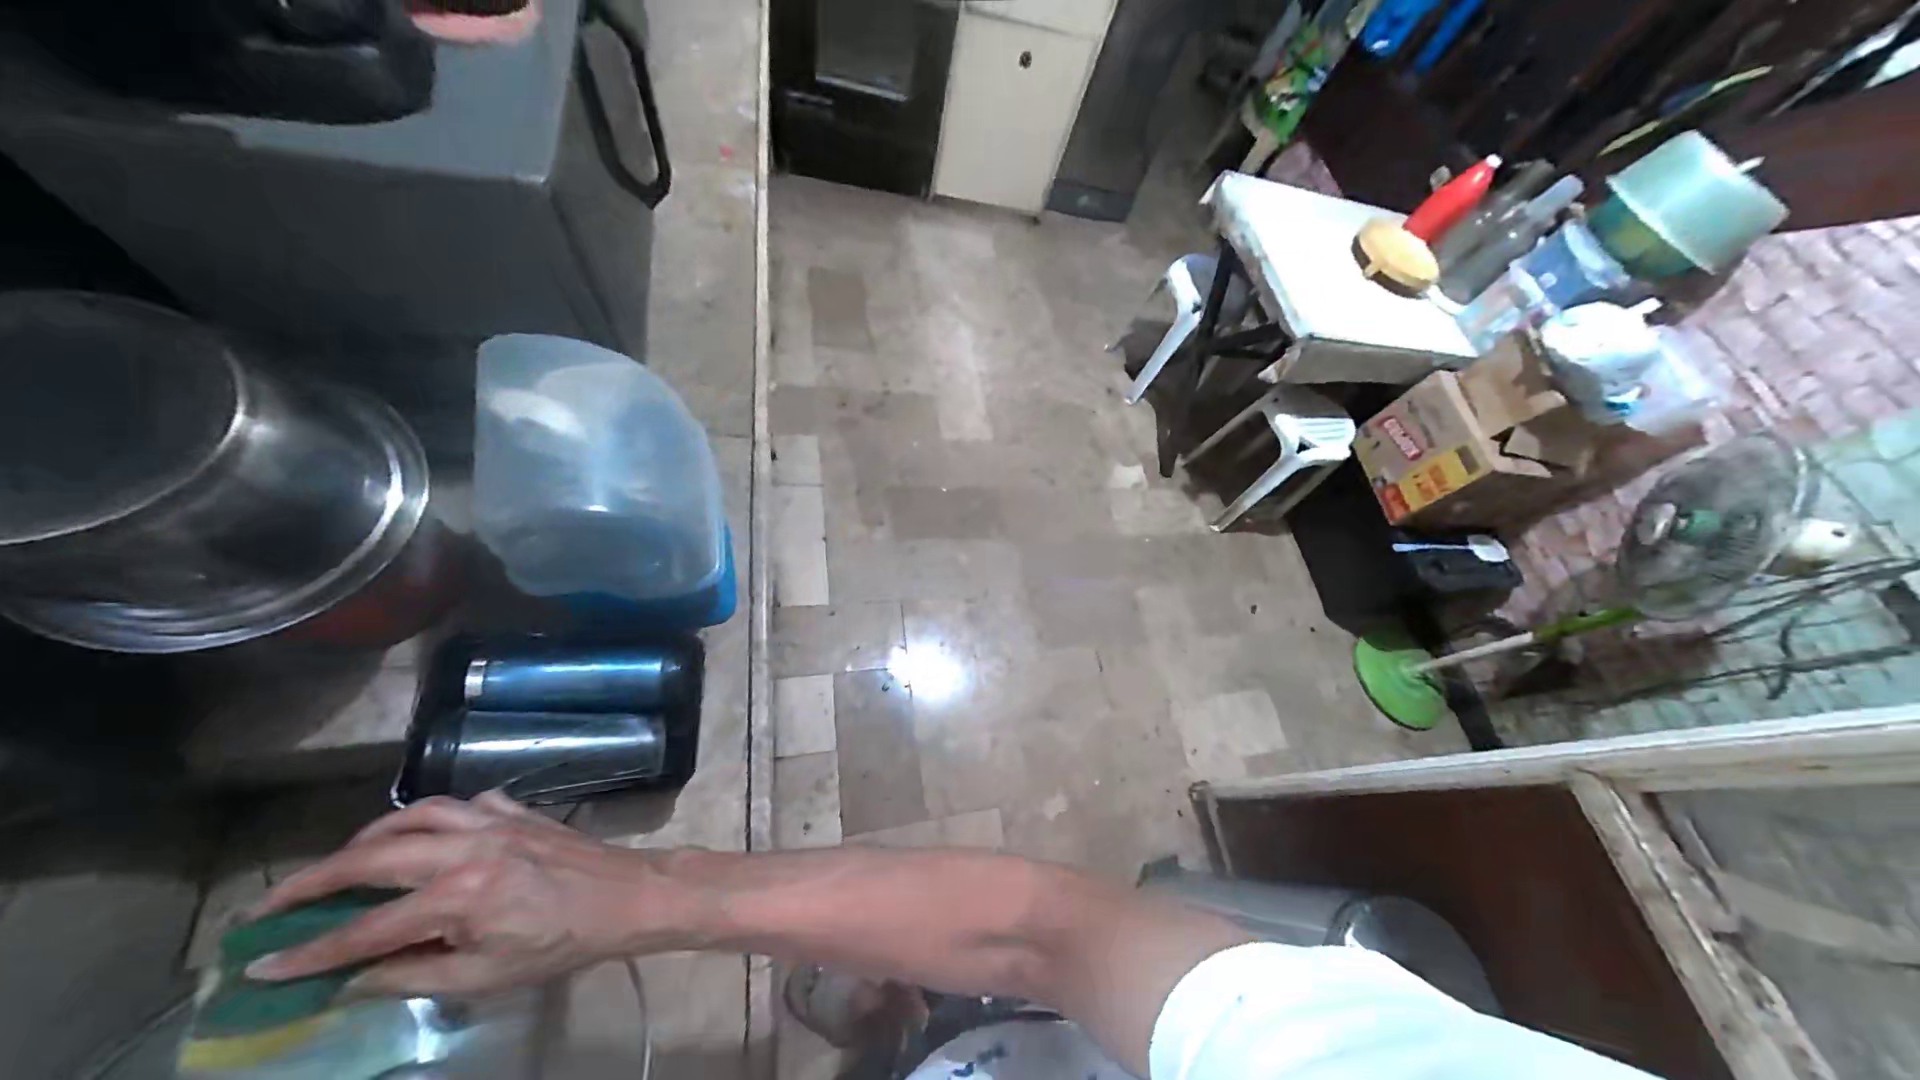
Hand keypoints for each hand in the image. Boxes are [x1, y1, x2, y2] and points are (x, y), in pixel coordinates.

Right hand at [244, 792, 705, 998]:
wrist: (629, 894)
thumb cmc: (562, 943)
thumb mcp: (485, 976)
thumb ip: (412, 974)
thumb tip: (348, 978)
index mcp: (461, 894)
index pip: (365, 929)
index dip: (308, 954)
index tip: (254, 968)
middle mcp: (470, 846)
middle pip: (375, 854)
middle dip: (314, 879)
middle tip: (270, 905)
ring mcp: (496, 819)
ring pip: (416, 812)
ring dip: (369, 835)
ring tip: (340, 863)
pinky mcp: (517, 809)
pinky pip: (461, 802)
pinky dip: (430, 816)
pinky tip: (422, 836)